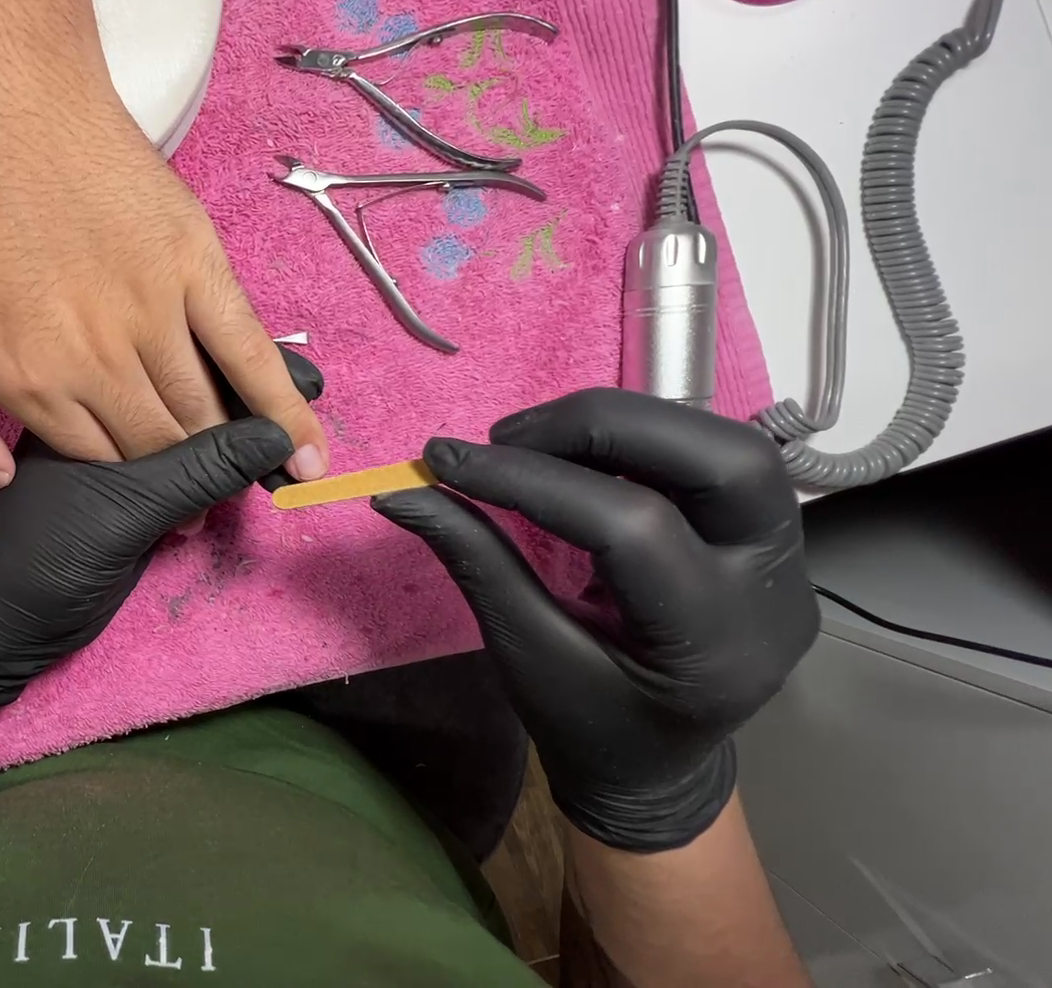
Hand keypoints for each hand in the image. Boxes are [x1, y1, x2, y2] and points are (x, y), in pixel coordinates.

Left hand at [0, 95, 327, 487]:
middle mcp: (97, 364)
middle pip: (156, 449)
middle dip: (180, 488)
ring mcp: (153, 314)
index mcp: (28, 384)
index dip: (125, 490)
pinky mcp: (196, 265)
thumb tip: (0, 476)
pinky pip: (250, 353)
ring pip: (204, 414)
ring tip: (250, 478)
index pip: (98, 463)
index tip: (145, 502)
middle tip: (198, 502)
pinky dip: (283, 410)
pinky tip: (306, 454)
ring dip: (228, 459)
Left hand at [0, 397, 304, 710]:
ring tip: (298, 418)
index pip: (174, 365)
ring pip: (190, 413)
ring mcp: (115, 441)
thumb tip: (275, 436)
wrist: (2, 625)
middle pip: (190, 379)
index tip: (301, 387)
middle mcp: (101, 406)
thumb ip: (196, 470)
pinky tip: (256, 452)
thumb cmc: (47, 564)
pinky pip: (183, 452)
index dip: (242, 374)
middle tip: (312, 397)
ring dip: (242, 420)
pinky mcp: (128, 480)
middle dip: (252, 390)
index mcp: (86, 395)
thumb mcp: (125, 515)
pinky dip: (221, 453)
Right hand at [374, 389, 818, 851]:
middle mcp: (773, 592)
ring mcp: (788, 562)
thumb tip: (402, 494)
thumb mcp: (521, 650)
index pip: (629, 526)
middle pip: (725, 460)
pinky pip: (710, 460)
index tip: (444, 462)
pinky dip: (634, 440)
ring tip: (533, 442)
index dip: (528, 480)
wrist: (656, 767)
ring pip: (729, 444)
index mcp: (708, 644)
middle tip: (508, 438)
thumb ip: (473, 560)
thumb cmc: (585, 721)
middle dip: (603, 427)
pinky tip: (574, 456)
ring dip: (622, 424)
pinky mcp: (767, 540)